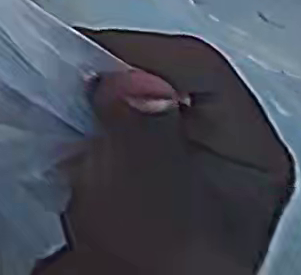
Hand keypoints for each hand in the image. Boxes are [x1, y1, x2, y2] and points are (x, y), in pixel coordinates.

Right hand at [39, 31, 293, 274]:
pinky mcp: (140, 141)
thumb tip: (133, 78)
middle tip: (61, 76)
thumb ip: (143, 130)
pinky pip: (110, 95)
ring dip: (87, 77)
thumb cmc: (150, 248)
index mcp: (247, 144)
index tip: (80, 66)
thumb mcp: (148, 190)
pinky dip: (79, 92)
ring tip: (53, 90)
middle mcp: (219, 133)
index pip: (197, 64)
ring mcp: (179, 138)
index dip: (138, 52)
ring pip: (131, 77)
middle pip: (163, 64)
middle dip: (106, 63)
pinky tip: (56, 105)